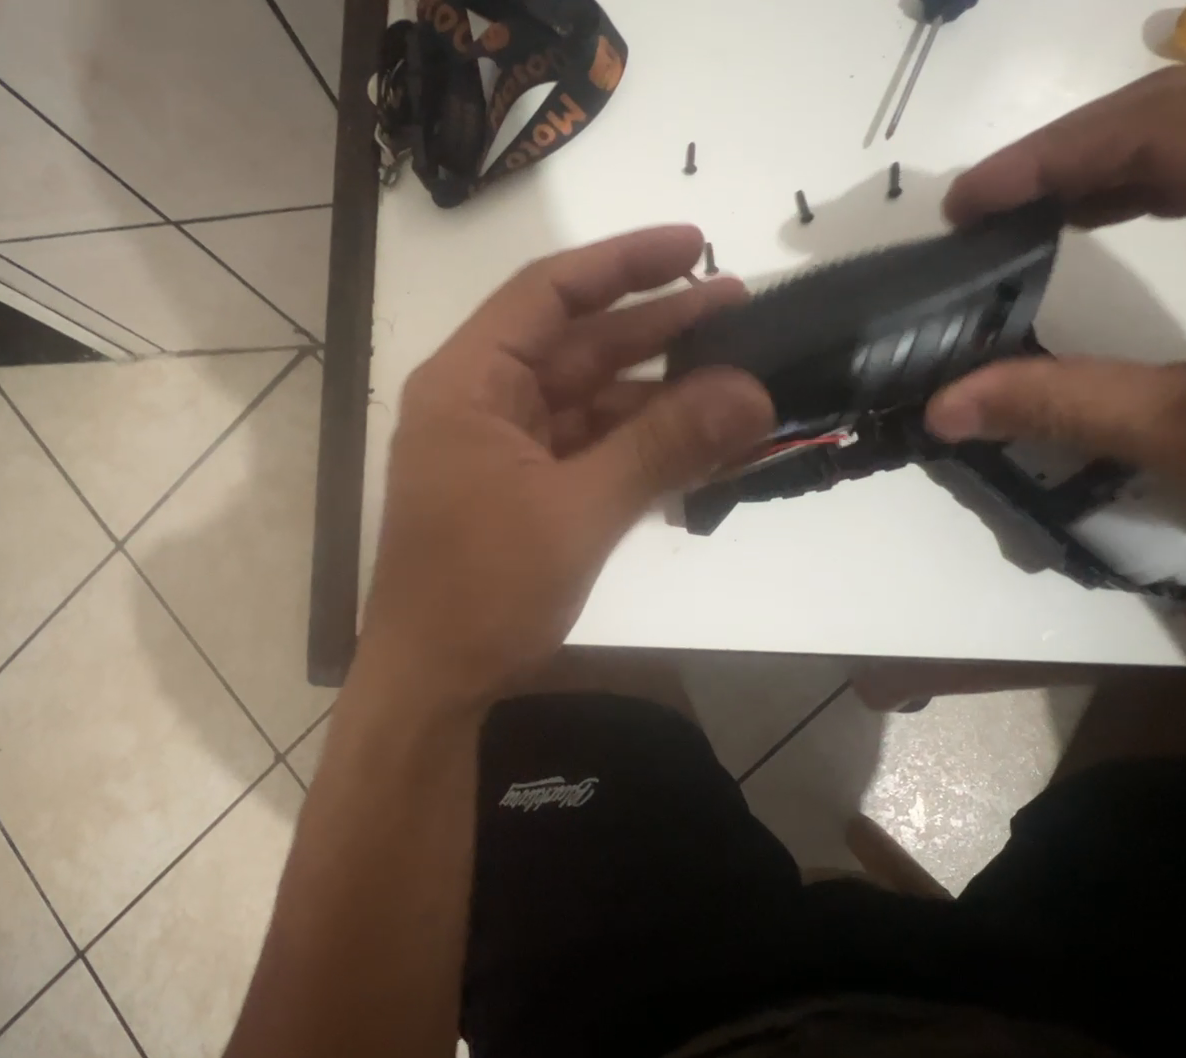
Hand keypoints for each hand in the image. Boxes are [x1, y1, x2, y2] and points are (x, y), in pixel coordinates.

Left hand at [356, 226, 772, 704]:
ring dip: (659, 396)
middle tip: (739, 307)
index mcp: (468, 384)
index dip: (623, 264)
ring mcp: (502, 451)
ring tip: (740, 381)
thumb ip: (664, 446)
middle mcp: (480, 404)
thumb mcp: (578, 511)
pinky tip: (702, 443)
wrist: (432, 683)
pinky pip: (588, 451)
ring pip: (590, 402)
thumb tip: (753, 393)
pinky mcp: (522, 493)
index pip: (547, 294)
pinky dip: (639, 448)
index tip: (694, 245)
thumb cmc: (483, 589)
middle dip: (656, 329)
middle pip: (576, 345)